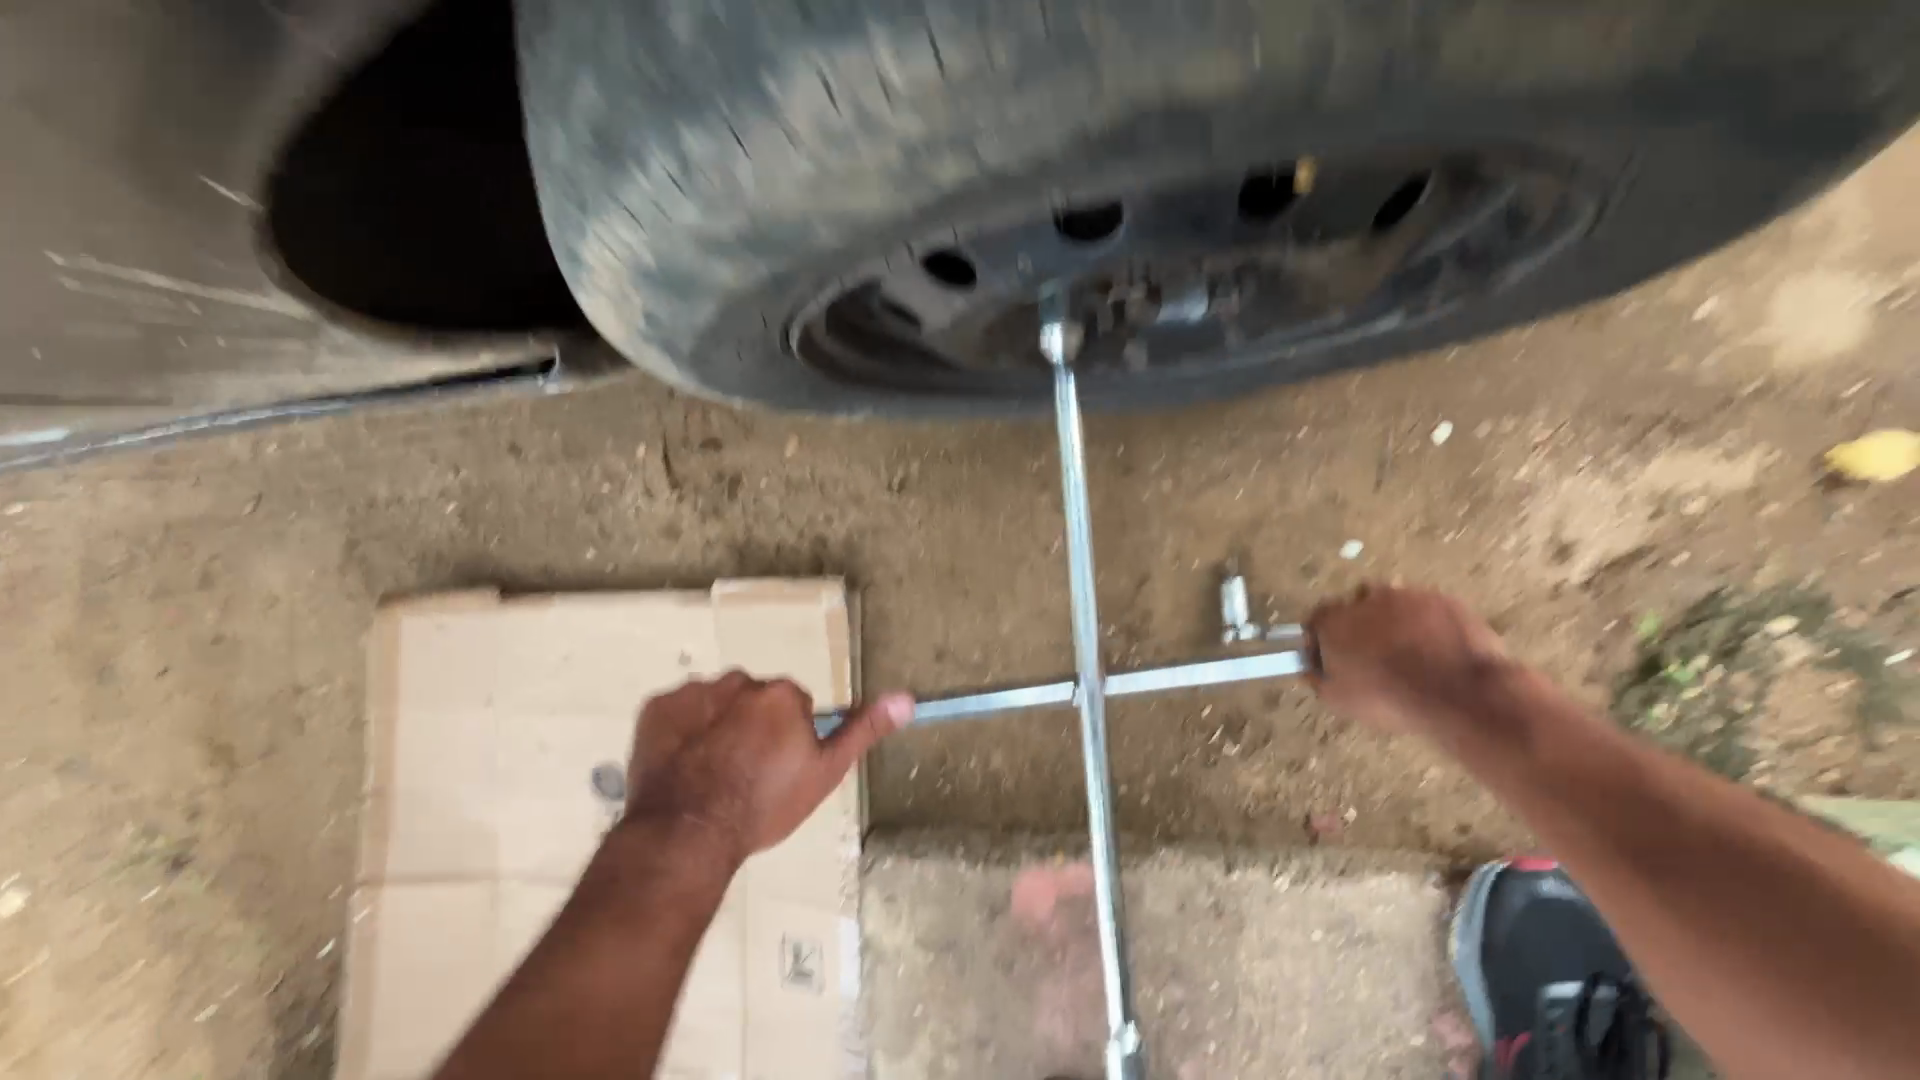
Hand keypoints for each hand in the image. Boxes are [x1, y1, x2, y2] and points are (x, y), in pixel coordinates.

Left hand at [623, 672, 911, 863]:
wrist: (688, 832)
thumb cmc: (763, 806)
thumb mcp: (824, 773)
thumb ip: (863, 731)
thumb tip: (907, 698)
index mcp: (781, 695)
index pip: (790, 706)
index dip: (785, 740)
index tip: (775, 770)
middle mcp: (737, 681)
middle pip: (750, 700)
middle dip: (749, 727)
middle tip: (742, 773)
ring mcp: (691, 693)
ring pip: (712, 705)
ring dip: (713, 728)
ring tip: (708, 775)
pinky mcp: (654, 708)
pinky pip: (675, 714)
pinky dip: (679, 733)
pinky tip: (680, 766)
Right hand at [1307, 584, 1511, 736]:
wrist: (1458, 693)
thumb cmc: (1388, 698)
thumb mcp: (1340, 700)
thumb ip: (1318, 679)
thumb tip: (1311, 669)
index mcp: (1334, 620)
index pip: (1317, 619)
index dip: (1322, 638)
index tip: (1331, 657)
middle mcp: (1366, 598)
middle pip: (1356, 606)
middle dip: (1361, 625)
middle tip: (1374, 655)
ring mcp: (1409, 595)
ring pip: (1395, 605)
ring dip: (1396, 622)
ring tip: (1410, 653)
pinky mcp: (1445, 600)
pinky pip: (1429, 610)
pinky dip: (1429, 626)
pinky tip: (1438, 650)